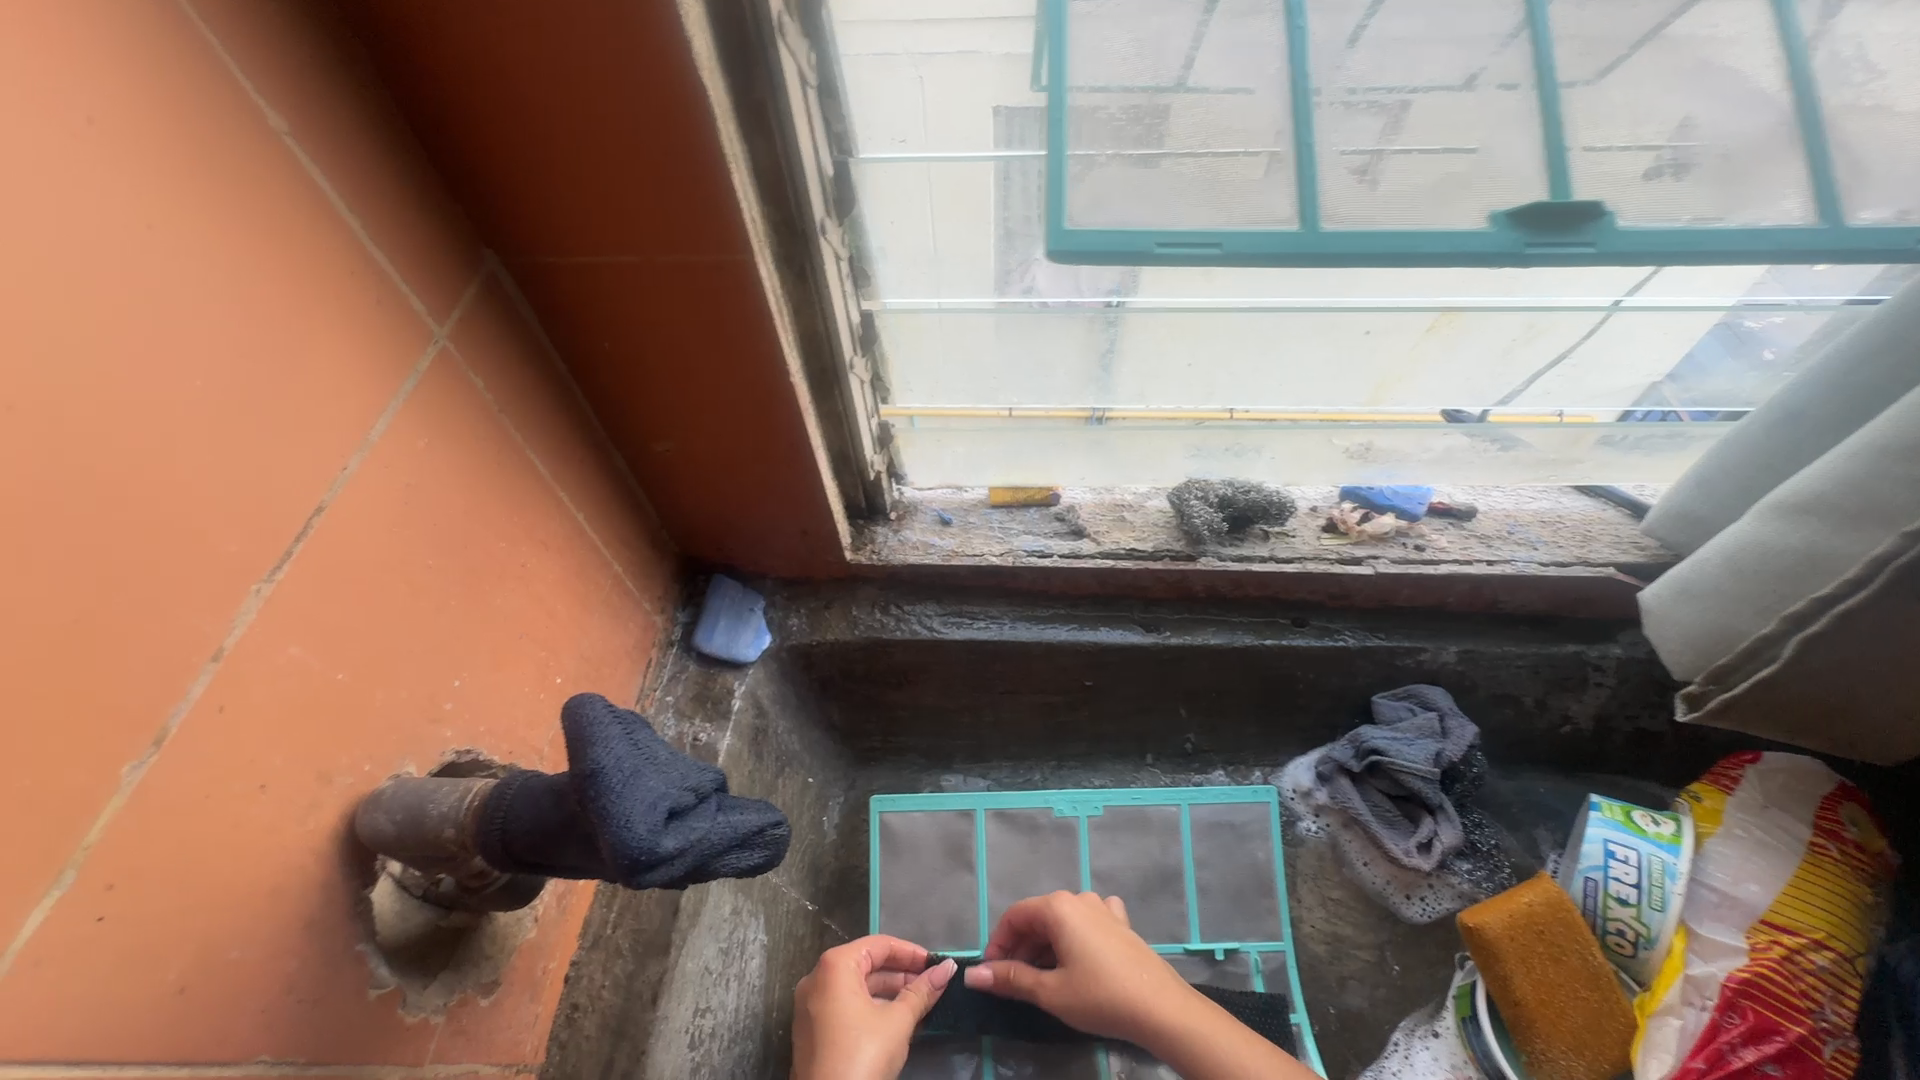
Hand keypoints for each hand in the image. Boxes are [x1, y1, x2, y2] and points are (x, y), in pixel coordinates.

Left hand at [791, 935, 955, 1079]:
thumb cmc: (862, 1056)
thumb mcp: (898, 1022)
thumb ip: (922, 992)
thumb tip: (947, 969)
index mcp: (834, 966)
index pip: (879, 945)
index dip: (910, 953)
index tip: (936, 964)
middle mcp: (817, 978)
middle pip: (866, 964)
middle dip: (901, 974)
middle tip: (931, 984)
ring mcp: (811, 1006)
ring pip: (857, 987)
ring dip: (889, 992)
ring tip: (921, 1002)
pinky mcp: (812, 1030)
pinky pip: (846, 1006)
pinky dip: (871, 1007)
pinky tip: (897, 1020)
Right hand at [961, 891, 1195, 1044]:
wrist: (1160, 1008)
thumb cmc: (1100, 996)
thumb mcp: (1050, 991)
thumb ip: (1010, 979)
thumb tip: (973, 975)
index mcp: (1058, 907)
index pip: (1014, 916)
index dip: (998, 944)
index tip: (991, 974)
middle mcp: (1079, 898)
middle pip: (1038, 918)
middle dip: (1020, 948)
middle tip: (1012, 983)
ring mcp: (1103, 909)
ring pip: (1062, 922)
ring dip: (1045, 946)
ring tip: (1042, 979)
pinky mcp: (1121, 924)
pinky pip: (1088, 923)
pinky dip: (1074, 938)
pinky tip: (1078, 958)